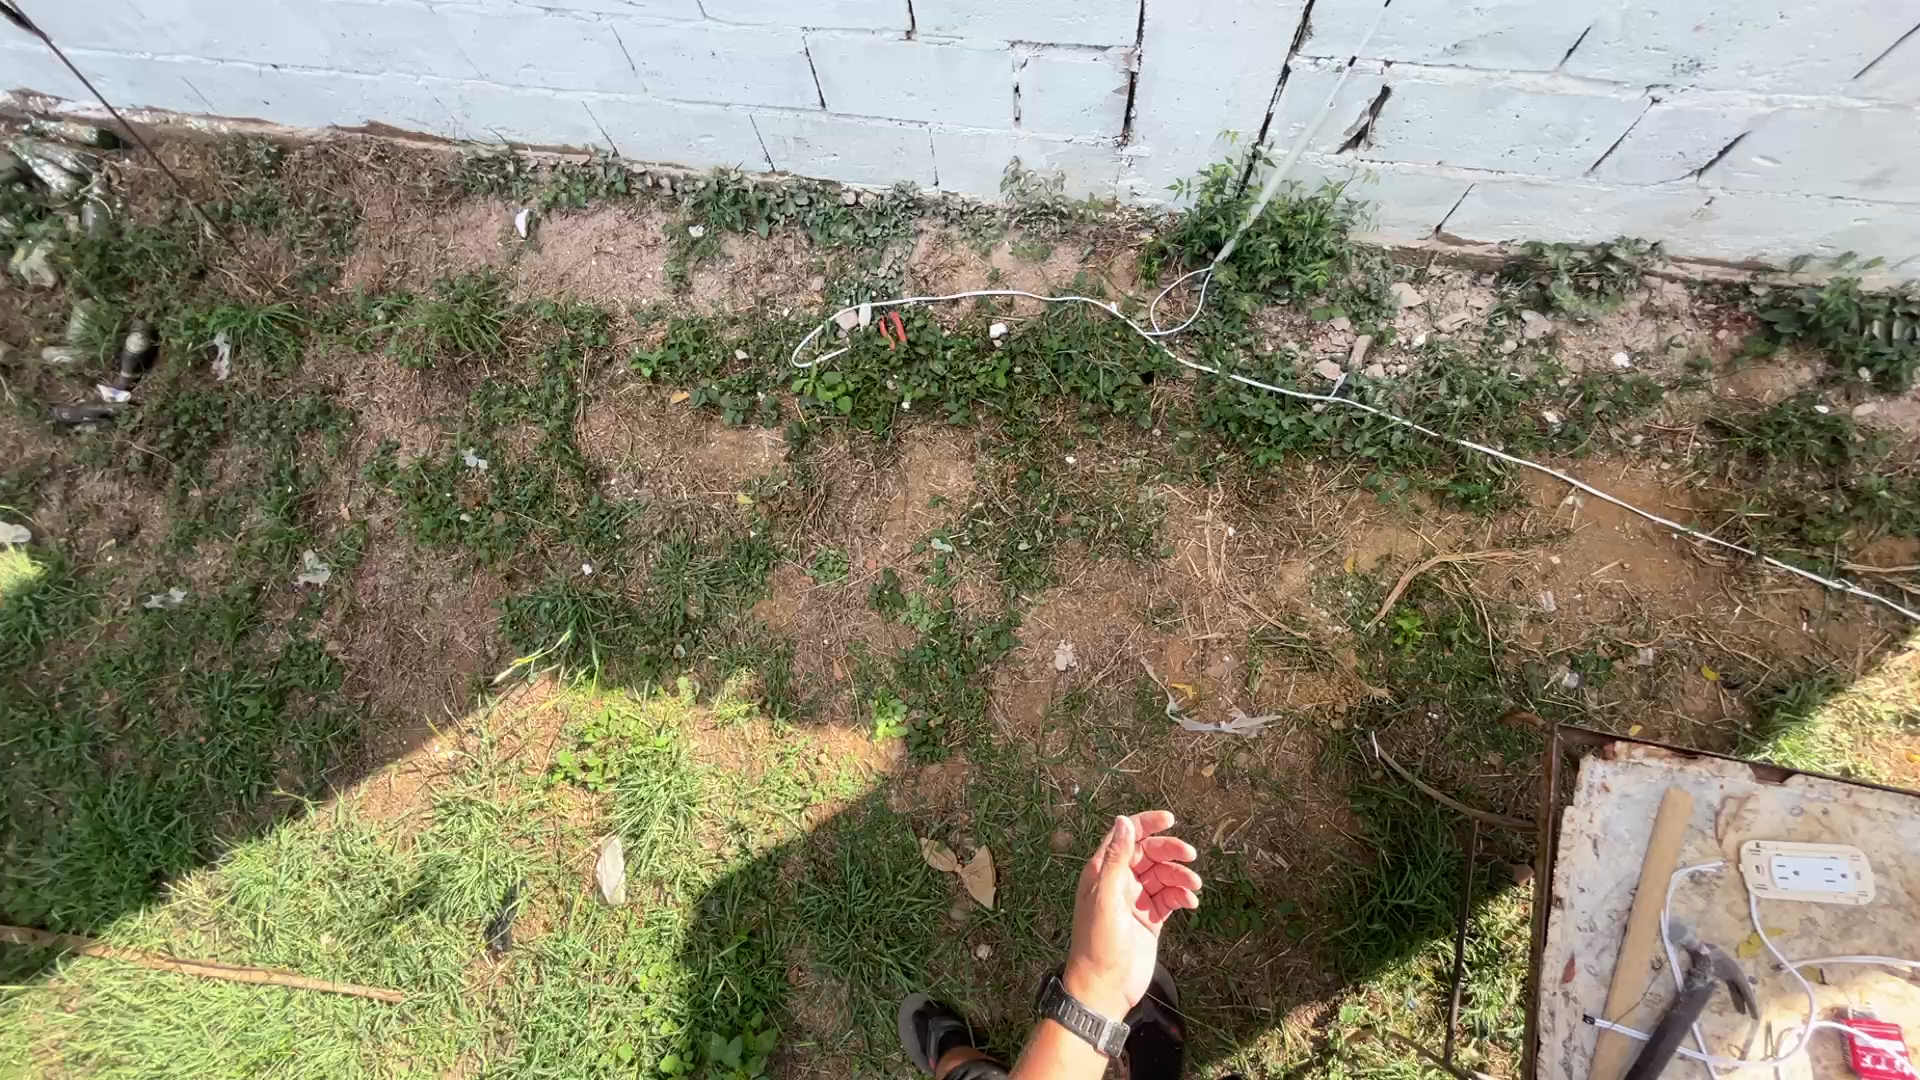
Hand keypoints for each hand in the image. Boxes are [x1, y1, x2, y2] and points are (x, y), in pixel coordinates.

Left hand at [1061, 811, 1200, 1019]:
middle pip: (1148, 854)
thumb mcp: (1106, 897)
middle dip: (1169, 851)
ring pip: (1162, 876)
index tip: (1170, 819)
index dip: (1146, 824)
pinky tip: (1191, 902)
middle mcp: (1120, 881)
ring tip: (1194, 885)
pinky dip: (1181, 896)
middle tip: (1190, 855)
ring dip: (1179, 876)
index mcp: (1103, 870)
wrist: (1105, 989)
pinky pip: (1169, 898)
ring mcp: (1136, 899)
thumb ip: (1116, 859)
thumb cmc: (1098, 942)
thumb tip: (1123, 821)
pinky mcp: (1150, 918)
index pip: (1126, 836)